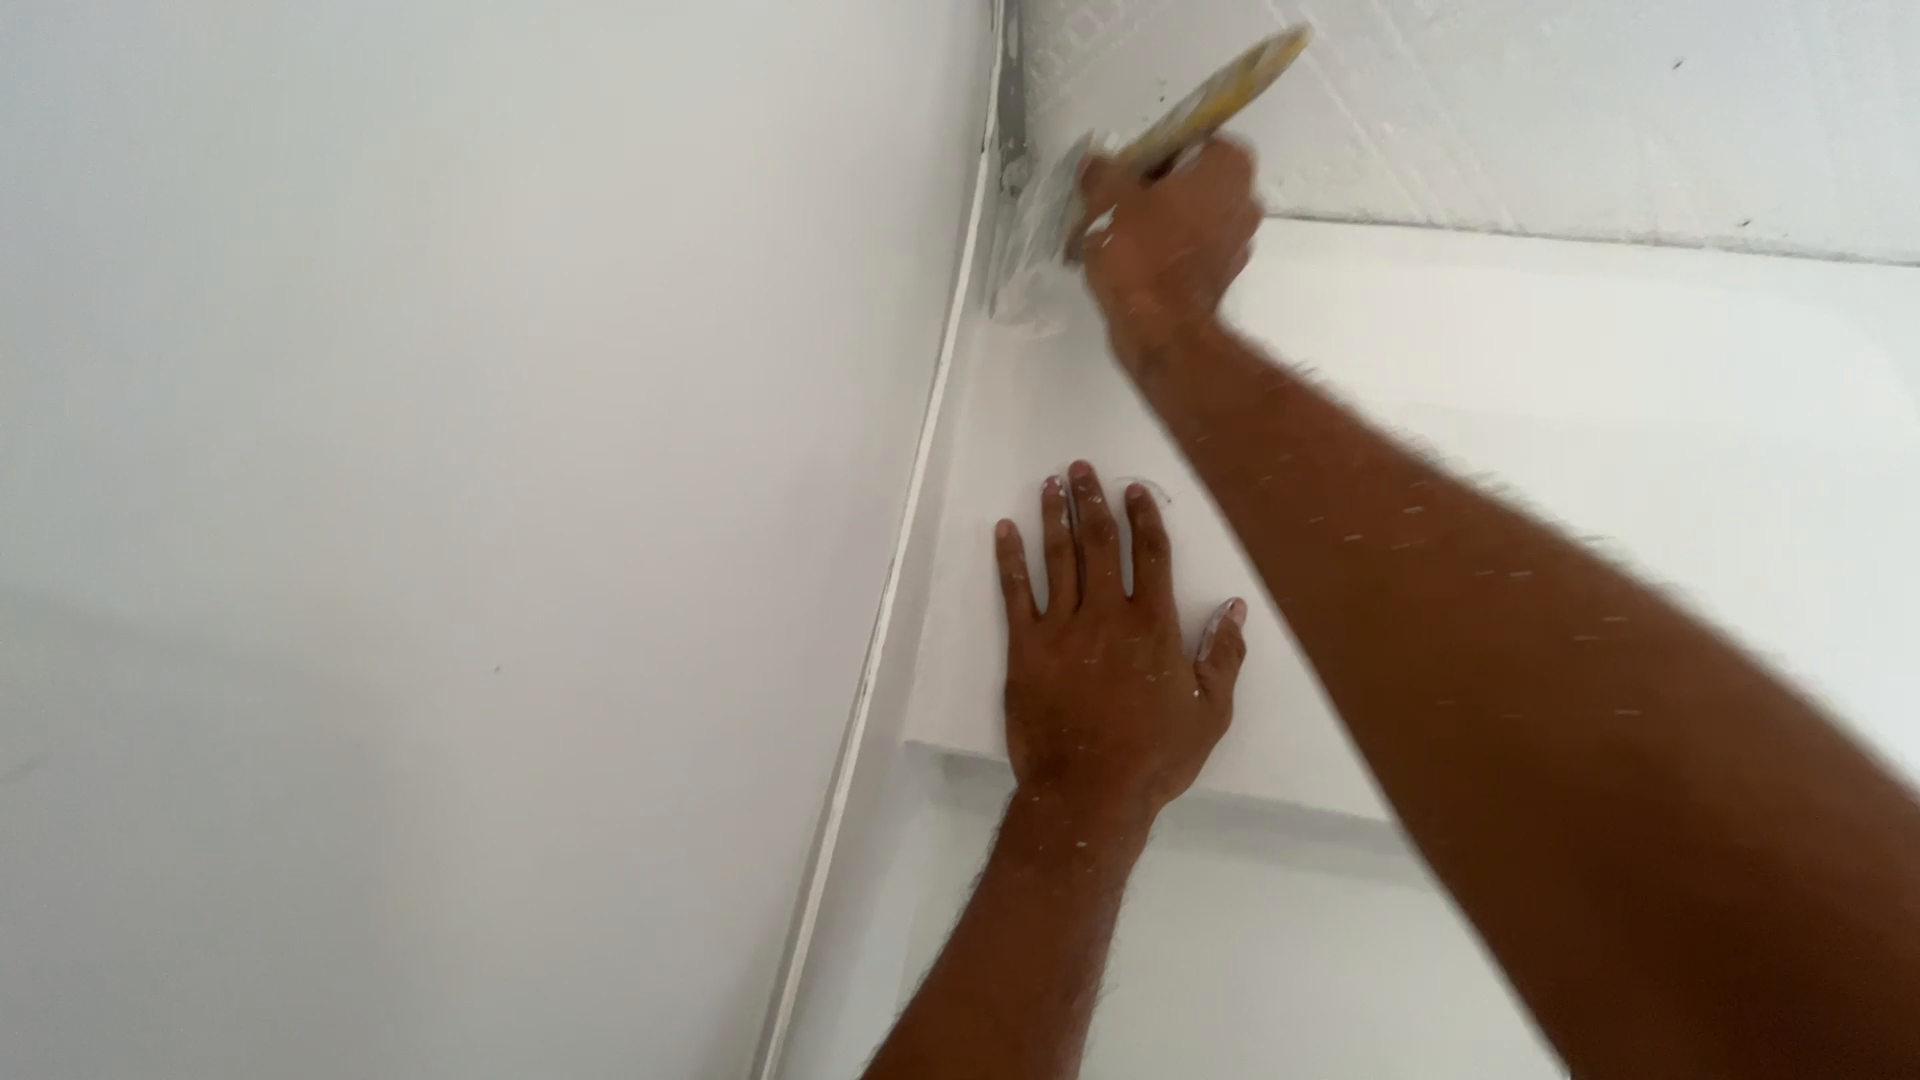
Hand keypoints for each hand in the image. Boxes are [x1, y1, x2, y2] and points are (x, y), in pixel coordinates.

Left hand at [994, 460, 1247, 820]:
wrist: (1089, 791)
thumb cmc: (1154, 757)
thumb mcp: (1208, 713)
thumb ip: (1222, 656)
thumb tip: (1233, 607)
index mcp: (1153, 626)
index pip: (1151, 554)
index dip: (1143, 517)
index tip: (1134, 488)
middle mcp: (1107, 614)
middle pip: (1100, 542)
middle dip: (1091, 500)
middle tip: (1081, 468)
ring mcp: (1062, 628)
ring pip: (1059, 558)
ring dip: (1054, 517)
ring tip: (1050, 483)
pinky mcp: (1025, 647)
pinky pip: (1016, 593)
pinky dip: (1010, 559)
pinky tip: (1005, 530)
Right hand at [1077, 138, 1261, 379]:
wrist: (1159, 329)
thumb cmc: (1141, 253)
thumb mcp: (1108, 200)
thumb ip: (1101, 173)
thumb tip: (1095, 164)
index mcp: (1228, 166)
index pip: (1188, 143)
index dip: (1149, 158)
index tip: (1120, 179)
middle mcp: (1244, 201)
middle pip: (1187, 185)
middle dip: (1150, 195)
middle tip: (1111, 209)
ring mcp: (1235, 245)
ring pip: (1184, 223)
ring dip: (1152, 229)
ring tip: (1110, 244)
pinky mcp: (1218, 282)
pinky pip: (1184, 256)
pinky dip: (1159, 259)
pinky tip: (1124, 271)